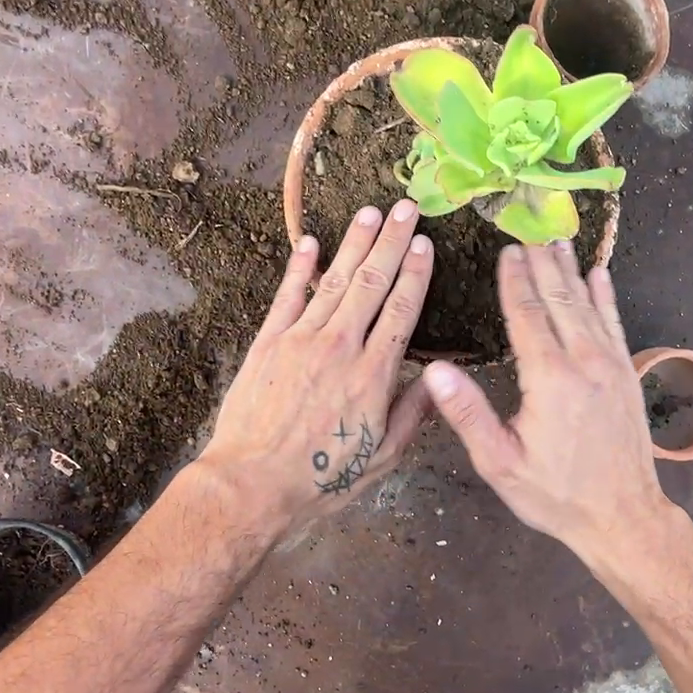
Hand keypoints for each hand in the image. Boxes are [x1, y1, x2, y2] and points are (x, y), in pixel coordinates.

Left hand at [196, 200, 435, 534]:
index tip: (426, 244)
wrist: (252, 485)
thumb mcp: (382, 456)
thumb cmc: (323, 478)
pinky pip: (288, 296)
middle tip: (406, 208)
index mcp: (374, 374)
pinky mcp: (268, 342)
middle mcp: (341, 346)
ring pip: (334, 280)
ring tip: (370, 212)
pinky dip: (300, 267)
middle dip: (392, 241)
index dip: (416, 273)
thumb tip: (440, 378)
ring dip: (354, 244)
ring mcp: (301, 339)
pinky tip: (311, 242)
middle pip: (372, 282)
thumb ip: (414, 413)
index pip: (402, 309)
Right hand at [422, 241, 672, 560]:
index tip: (507, 250)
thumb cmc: (555, 494)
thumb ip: (468, 413)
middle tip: (530, 229)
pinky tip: (600, 274)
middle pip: (560, 299)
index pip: (527, 315)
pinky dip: (606, 295)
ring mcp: (612, 365)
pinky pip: (616, 323)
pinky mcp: (628, 374)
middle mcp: (585, 361)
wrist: (624, 517)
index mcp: (550, 378)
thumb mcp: (501, 463)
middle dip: (542, 263)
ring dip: (571, 270)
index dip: (514, 280)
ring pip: (588, 305)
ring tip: (558, 240)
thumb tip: (435, 370)